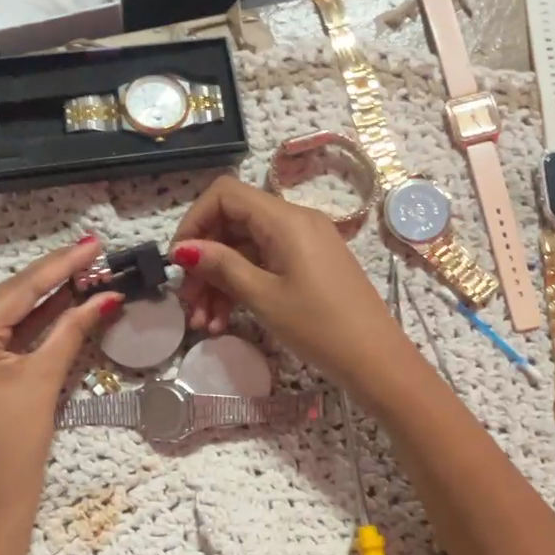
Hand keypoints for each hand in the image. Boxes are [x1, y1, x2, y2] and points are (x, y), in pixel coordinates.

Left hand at [0, 238, 117, 532]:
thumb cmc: (13, 446)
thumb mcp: (42, 379)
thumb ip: (71, 329)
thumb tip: (107, 295)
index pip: (15, 290)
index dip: (59, 266)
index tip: (92, 244)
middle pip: (6, 298)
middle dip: (53, 279)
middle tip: (94, 257)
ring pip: (1, 314)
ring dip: (42, 299)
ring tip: (84, 274)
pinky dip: (27, 323)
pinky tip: (58, 303)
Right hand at [170, 175, 407, 391]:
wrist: (376, 360)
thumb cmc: (319, 326)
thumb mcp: (264, 297)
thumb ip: (221, 267)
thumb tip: (183, 249)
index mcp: (285, 219)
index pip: (225, 195)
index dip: (194, 221)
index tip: (178, 260)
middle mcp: (295, 222)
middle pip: (233, 224)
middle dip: (204, 262)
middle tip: (187, 304)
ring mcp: (304, 245)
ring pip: (246, 250)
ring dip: (219, 283)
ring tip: (203, 324)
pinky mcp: (309, 267)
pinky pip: (265, 266)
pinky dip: (242, 288)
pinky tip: (224, 322)